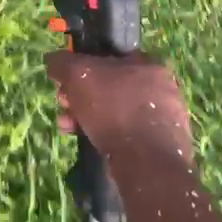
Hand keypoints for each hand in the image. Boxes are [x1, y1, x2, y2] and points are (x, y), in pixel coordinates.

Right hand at [44, 50, 196, 166]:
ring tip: (68, 125)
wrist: (147, 165)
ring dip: (86, 114)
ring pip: (114, 109)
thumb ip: (61, 61)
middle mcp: (162, 89)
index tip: (66, 80)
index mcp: (149, 66)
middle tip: (64, 104)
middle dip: (79, 94)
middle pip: (107, 85)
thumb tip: (55, 62)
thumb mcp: (76, 74)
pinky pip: (126, 131)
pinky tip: (85, 137)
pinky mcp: (164, 145)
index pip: (107, 56)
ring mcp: (166, 119)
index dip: (80, 65)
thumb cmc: (113, 108)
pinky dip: (104, 132)